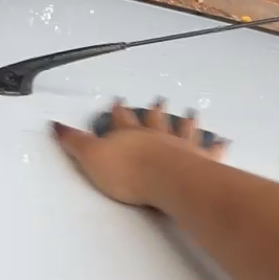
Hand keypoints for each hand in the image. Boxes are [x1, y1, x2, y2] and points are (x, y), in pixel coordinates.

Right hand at [51, 98, 227, 207]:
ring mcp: (180, 146)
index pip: (121, 119)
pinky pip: (210, 152)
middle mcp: (156, 136)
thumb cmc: (127, 171)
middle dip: (155, 110)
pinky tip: (224, 142)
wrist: (165, 180)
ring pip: (184, 130)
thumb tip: (55, 124)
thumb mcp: (91, 157)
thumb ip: (74, 142)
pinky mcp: (199, 161)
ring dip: (187, 122)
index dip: (118, 111)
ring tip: (193, 113)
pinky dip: (217, 147)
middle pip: (155, 119)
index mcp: (129, 134)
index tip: (118, 100)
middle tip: (161, 99)